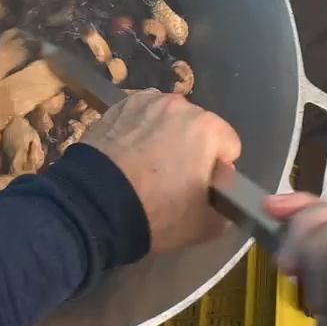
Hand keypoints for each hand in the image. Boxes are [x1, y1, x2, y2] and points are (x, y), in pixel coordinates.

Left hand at [83, 90, 241, 251]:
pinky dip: (140, 129)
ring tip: (148, 164)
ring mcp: (146, 101)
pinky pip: (141, 116)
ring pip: (169, 119)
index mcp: (207, 128)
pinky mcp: (119, 105)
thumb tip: (221, 196)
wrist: (96, 202)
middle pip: (198, 127)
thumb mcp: (205, 224)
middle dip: (193, 148)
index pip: (229, 145)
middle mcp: (179, 105)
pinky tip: (129, 152)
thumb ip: (225, 207)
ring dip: (166, 135)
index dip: (219, 168)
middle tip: (174, 177)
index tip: (203, 186)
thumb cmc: (157, 211)